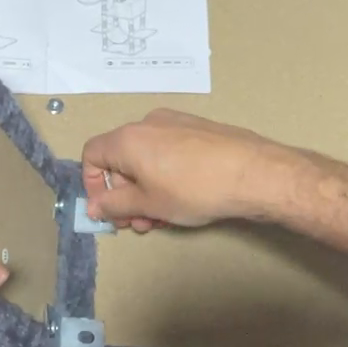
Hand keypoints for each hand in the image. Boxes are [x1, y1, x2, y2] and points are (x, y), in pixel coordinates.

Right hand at [82, 110, 285, 231]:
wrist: (255, 173)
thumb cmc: (194, 189)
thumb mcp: (148, 204)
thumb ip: (114, 205)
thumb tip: (94, 206)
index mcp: (128, 138)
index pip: (92, 155)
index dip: (92, 185)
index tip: (108, 210)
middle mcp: (148, 123)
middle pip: (120, 159)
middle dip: (124, 195)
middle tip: (138, 222)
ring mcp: (176, 123)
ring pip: (146, 159)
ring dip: (145, 191)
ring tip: (162, 218)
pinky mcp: (199, 130)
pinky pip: (168, 153)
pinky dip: (165, 176)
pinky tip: (182, 200)